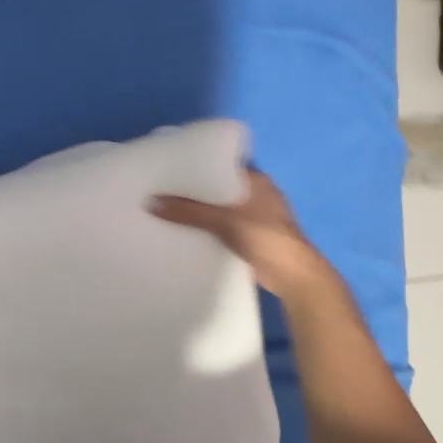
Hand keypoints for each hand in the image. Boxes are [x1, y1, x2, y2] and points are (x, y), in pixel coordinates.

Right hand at [147, 169, 336, 302]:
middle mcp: (254, 196)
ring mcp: (252, 219)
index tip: (167, 169)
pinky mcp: (247, 239)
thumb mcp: (224, 220)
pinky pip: (217, 230)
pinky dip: (202, 231)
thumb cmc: (265, 238)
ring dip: (195, 214)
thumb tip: (150, 201)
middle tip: (158, 191)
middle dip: (190, 193)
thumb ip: (188, 211)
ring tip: (162, 211)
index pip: (221, 166)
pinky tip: (179, 234)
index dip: (195, 167)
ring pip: (215, 211)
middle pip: (215, 190)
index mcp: (256, 181)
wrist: (292, 276)